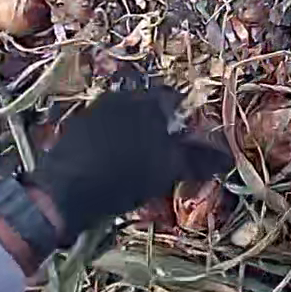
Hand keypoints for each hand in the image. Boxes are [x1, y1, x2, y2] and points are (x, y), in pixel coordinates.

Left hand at [26, 89, 231, 240]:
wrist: (61, 194)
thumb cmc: (123, 176)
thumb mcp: (168, 169)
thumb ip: (200, 159)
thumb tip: (229, 157)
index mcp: (147, 100)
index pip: (177, 100)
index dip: (188, 121)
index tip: (190, 143)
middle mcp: (121, 97)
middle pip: (152, 108)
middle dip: (164, 128)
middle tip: (169, 155)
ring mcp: (95, 111)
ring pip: (130, 119)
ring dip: (141, 136)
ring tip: (144, 164)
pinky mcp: (77, 128)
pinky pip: (108, 130)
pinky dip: (118, 143)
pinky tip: (118, 167)